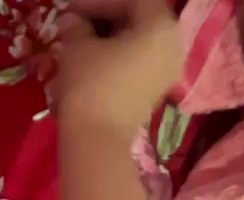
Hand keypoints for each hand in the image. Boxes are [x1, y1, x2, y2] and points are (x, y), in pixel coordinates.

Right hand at [54, 0, 180, 138]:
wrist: (96, 143)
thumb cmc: (90, 86)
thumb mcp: (77, 49)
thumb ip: (76, 27)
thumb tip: (71, 20)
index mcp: (160, 24)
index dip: (99, 2)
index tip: (72, 9)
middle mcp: (172, 44)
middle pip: (138, 20)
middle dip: (105, 19)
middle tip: (77, 24)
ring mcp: (165, 72)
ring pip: (137, 44)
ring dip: (109, 41)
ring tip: (81, 46)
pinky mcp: (153, 94)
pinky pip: (136, 66)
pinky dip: (116, 60)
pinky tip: (92, 65)